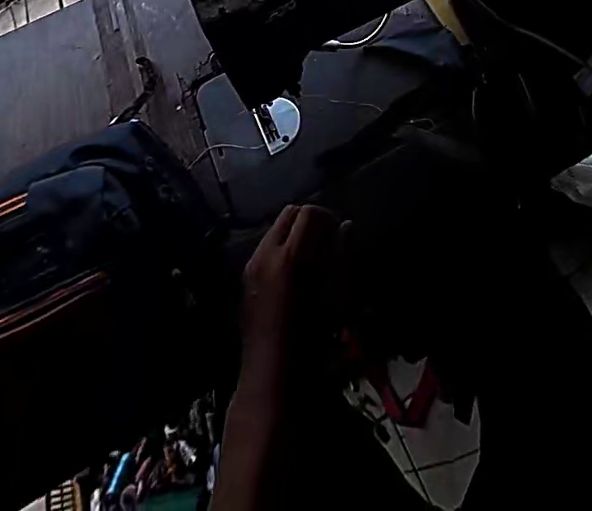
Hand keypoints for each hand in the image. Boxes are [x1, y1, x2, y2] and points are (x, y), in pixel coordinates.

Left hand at [239, 205, 340, 376]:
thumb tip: (345, 227)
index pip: (310, 214)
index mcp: (291, 260)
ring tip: (313, 257)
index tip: (340, 236)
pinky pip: (268, 245)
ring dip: (297, 233)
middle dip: (311, 221)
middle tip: (328, 242)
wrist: (271, 378)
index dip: (329, 219)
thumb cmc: (312, 346)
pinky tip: (297, 272)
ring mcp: (253, 263)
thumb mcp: (336, 300)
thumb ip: (341, 258)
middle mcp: (266, 255)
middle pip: (291, 212)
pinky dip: (284, 246)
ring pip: (277, 226)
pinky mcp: (246, 274)